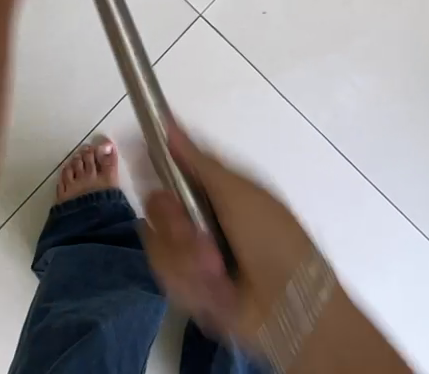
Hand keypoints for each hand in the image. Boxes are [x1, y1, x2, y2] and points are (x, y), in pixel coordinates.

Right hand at [139, 129, 325, 350]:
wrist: (291, 306)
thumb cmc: (272, 238)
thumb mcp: (238, 191)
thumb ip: (197, 160)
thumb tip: (167, 122)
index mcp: (209, 190)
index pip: (167, 169)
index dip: (150, 163)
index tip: (138, 158)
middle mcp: (194, 217)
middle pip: (154, 205)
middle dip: (174, 223)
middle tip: (196, 234)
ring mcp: (188, 253)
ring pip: (156, 242)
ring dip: (186, 256)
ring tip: (215, 268)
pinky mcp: (186, 287)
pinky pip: (166, 275)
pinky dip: (191, 282)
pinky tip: (215, 287)